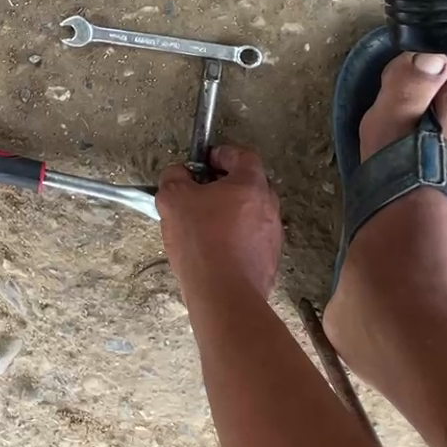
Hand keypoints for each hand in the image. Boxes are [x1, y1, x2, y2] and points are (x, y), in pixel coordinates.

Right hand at [156, 145, 283, 302]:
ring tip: (202, 222)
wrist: (224, 293)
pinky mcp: (270, 259)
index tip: (203, 162)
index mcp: (250, 185)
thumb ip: (175, 176)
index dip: (222, 154)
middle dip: (224, 183)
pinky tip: (212, 246)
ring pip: (250, 211)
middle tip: (199, 191)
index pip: (243, 155)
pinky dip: (234, 234)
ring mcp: (273, 235)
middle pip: (249, 183)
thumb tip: (180, 174)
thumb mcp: (173, 198)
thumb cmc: (200, 238)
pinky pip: (250, 236)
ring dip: (229, 210)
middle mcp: (269, 206)